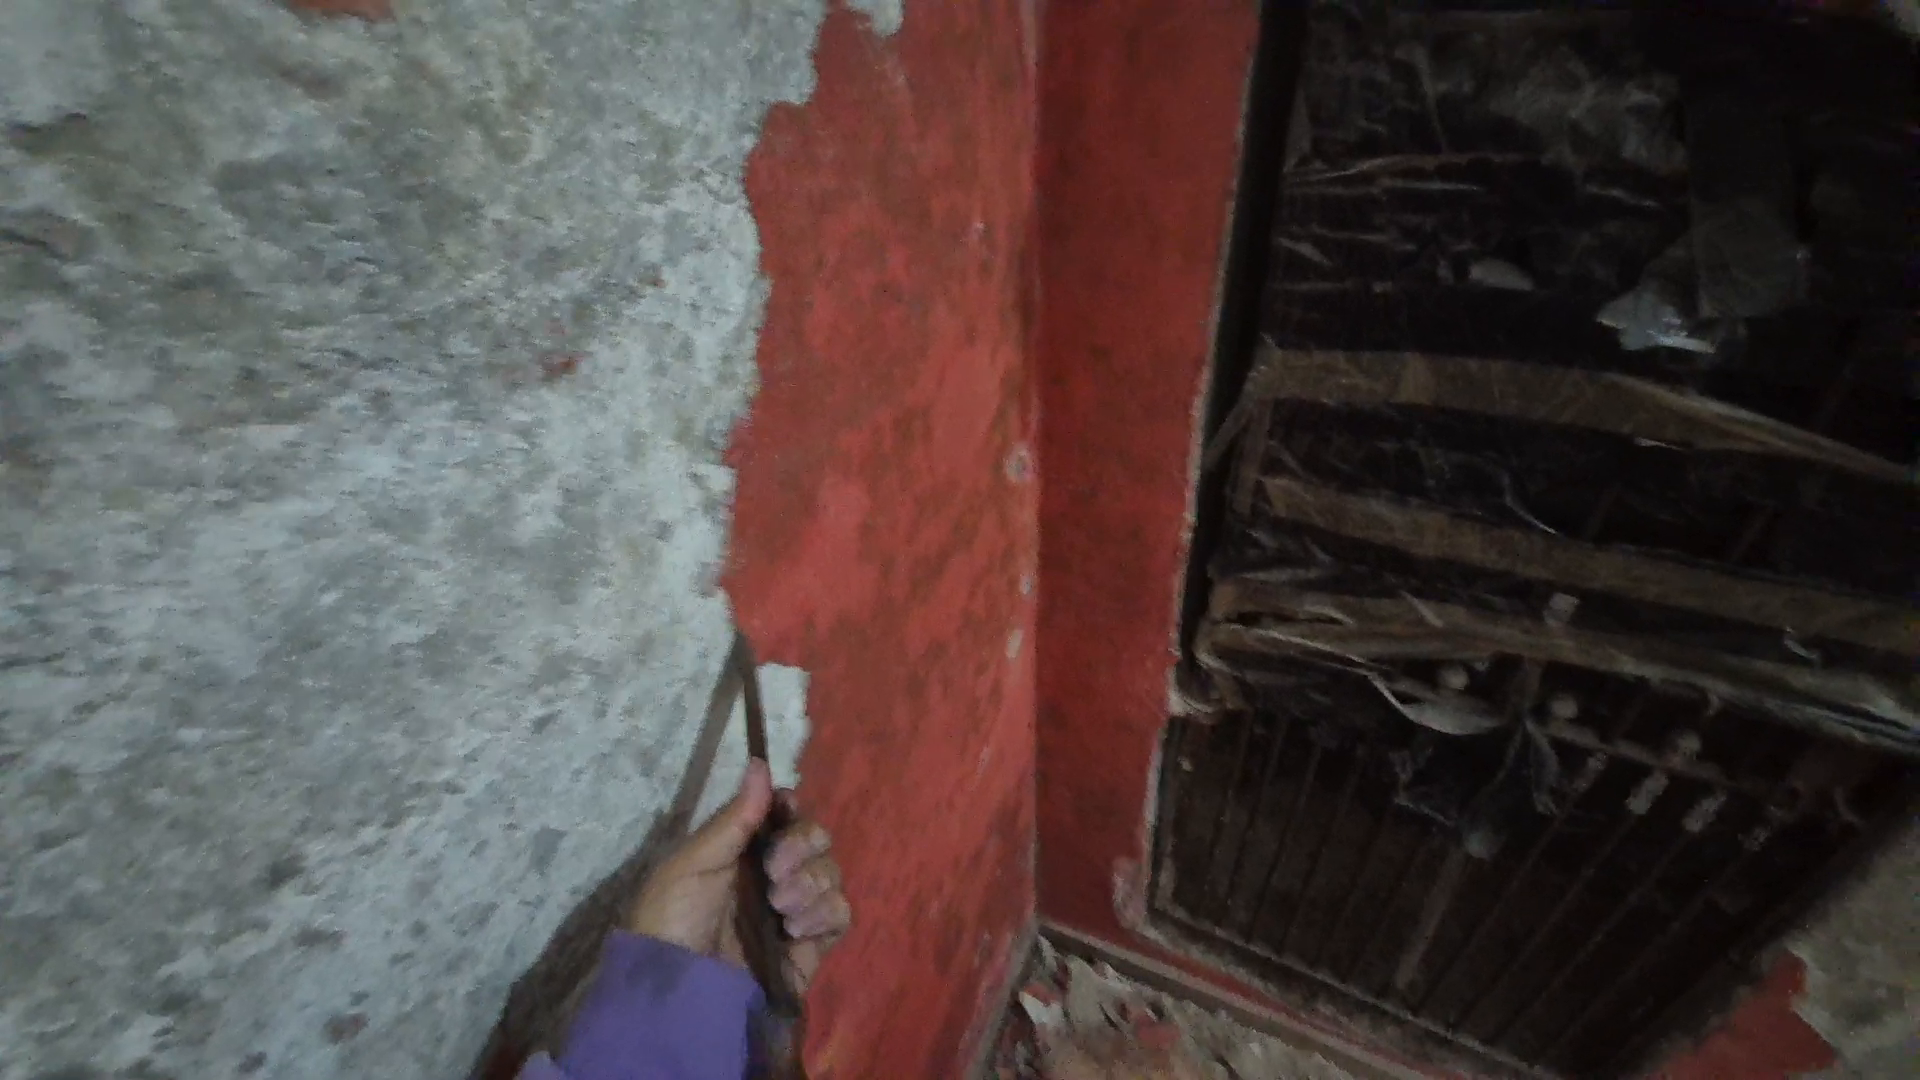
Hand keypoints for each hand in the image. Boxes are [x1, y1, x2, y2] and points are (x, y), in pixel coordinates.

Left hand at [625, 759, 850, 992]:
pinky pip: (841, 911)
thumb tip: (760, 760)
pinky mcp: (813, 942)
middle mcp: (776, 872)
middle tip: (774, 870)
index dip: (791, 807)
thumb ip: (736, 816)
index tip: (784, 809)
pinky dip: (825, 912)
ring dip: (809, 883)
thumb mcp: (694, 862)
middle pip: (817, 836)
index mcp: (746, 849)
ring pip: (831, 871)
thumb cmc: (675, 917)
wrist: (680, 991)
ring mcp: (796, 907)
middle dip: (802, 845)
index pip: (786, 813)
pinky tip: (797, 928)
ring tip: (780, 908)